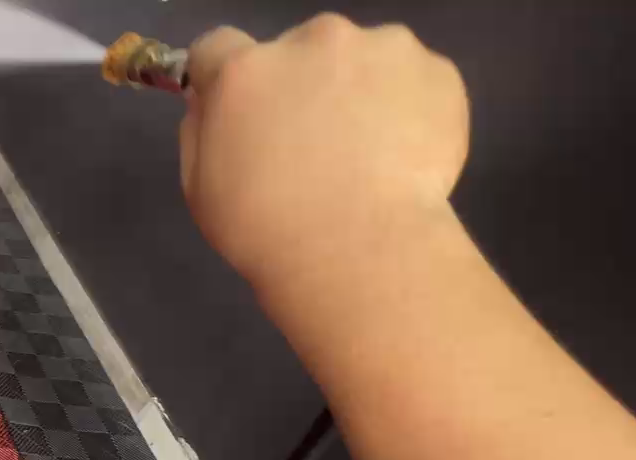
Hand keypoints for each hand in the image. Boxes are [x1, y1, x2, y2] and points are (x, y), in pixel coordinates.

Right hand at [179, 15, 469, 287]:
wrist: (354, 244)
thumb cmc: (256, 223)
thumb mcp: (199, 184)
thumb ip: (201, 129)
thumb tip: (211, 102)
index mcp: (246, 72)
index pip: (214, 46)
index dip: (213, 74)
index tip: (220, 103)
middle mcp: (315, 39)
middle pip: (292, 49)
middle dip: (289, 83)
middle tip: (293, 142)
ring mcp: (384, 46)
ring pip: (353, 60)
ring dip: (344, 90)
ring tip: (347, 153)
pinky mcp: (437, 67)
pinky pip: (402, 79)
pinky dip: (391, 107)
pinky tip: (383, 156)